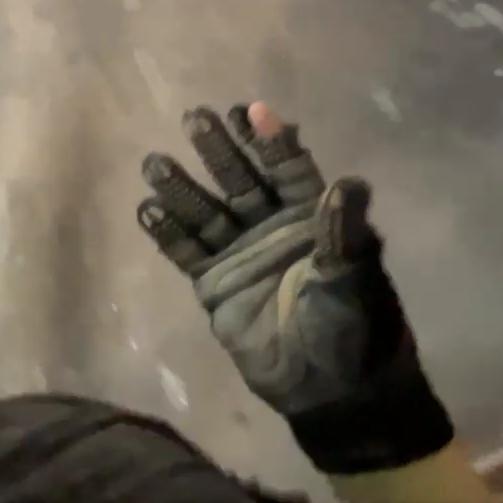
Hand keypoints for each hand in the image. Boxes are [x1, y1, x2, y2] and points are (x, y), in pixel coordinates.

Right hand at [136, 102, 451, 474]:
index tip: (250, 109)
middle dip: (218, 149)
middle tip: (195, 118)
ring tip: (155, 162)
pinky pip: (184, 249)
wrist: (331, 393)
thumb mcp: (354, 279)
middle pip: (237, 179)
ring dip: (180, 185)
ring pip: (203, 208)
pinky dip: (166, 230)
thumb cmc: (353, 329)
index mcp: (307, 218)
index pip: (286, 170)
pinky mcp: (210, 280)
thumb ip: (343, 234)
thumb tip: (350, 182)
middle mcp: (266, 225)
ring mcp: (235, 250)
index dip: (270, 140)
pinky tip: (147, 209)